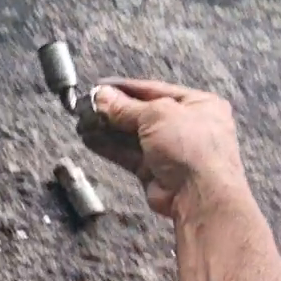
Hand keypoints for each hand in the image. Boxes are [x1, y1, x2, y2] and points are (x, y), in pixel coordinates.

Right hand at [80, 79, 247, 219]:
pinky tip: (89, 139)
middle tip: (86, 106)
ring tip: (82, 122)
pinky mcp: (153, 170)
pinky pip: (127, 154)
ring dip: (106, 129)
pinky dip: (108, 147)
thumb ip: (125, 107)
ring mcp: (168, 149)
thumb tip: (100, 95)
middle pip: (140, 113)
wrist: (198, 194)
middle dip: (112, 110)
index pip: (154, 90)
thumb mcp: (157, 115)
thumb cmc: (190, 146)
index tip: (99, 86)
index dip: (125, 88)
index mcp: (196, 103)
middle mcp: (184, 125)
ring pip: (131, 135)